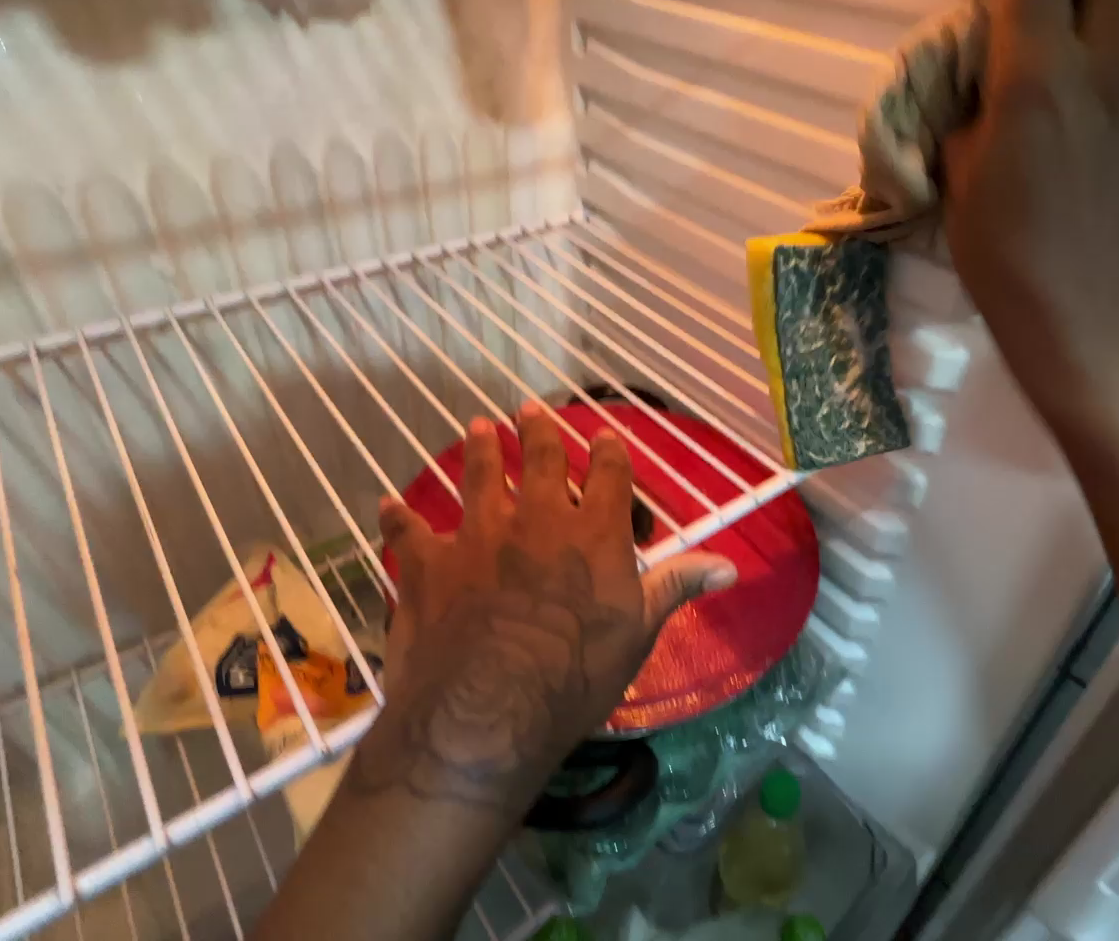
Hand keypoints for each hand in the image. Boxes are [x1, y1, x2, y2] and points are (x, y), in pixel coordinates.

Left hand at [359, 400, 736, 811]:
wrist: (488, 708)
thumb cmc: (575, 673)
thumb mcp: (638, 632)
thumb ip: (676, 587)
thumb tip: (730, 566)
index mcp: (591, 533)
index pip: (608, 477)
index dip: (608, 453)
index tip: (605, 437)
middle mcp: (535, 518)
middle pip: (540, 461)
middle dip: (538, 433)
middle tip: (529, 411)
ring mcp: (477, 536)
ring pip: (478, 478)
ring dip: (480, 452)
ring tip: (480, 428)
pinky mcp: (428, 563)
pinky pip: (408, 532)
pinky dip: (399, 518)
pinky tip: (388, 505)